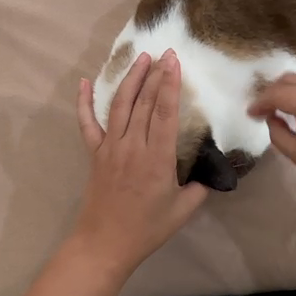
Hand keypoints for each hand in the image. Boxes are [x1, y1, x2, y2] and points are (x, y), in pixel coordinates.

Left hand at [69, 51, 207, 277]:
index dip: (170, 84)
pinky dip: (84, 102)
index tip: (174, 62)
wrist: (105, 243)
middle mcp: (132, 146)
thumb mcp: (183, 210)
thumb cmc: (147, 229)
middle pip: (144, 102)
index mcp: (157, 158)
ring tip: (140, 58)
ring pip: (120, 105)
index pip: (164, 112)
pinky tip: (84, 82)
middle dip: (155, 75)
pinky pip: (87, 123)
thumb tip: (211, 171)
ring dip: (130, 79)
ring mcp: (110, 147)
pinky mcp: (94, 153)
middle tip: (164, 52)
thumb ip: (199, 187)